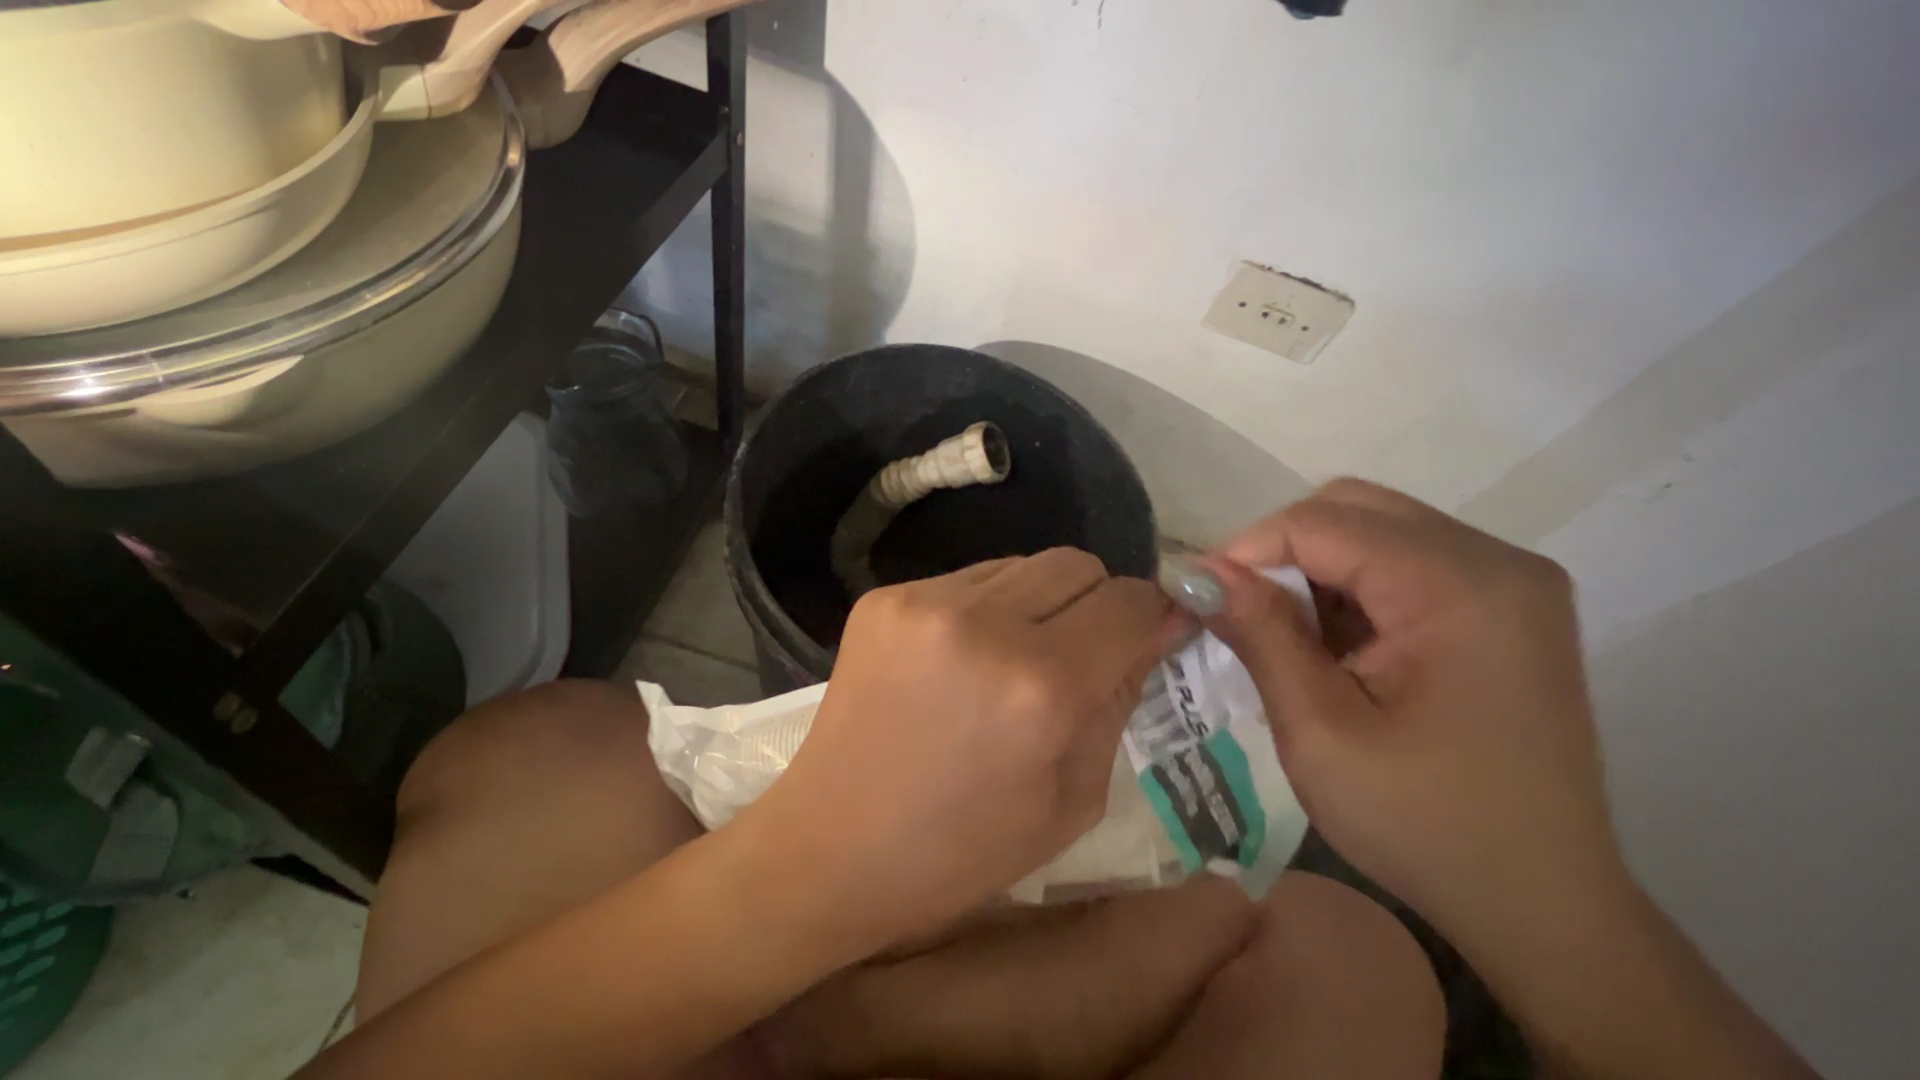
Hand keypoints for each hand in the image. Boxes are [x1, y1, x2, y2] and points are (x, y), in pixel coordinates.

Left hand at [744, 549, 1176, 949]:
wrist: (832, 849)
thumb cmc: (963, 852)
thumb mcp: (1073, 799)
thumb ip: (1120, 701)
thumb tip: (1155, 630)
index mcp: (1043, 685)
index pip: (1131, 602)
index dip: (1154, 616)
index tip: (1149, 638)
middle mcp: (985, 622)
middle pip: (1079, 564)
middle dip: (1098, 604)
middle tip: (1081, 654)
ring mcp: (925, 602)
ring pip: (1023, 564)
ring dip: (1039, 602)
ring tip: (1014, 660)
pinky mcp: (883, 598)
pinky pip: (968, 579)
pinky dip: (986, 609)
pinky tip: (962, 661)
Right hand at [1201, 479, 1624, 937]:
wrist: (1543, 902)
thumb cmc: (1424, 825)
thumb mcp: (1320, 733)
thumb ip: (1260, 636)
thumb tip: (1199, 573)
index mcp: (1457, 587)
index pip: (1323, 522)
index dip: (1247, 548)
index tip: (1199, 596)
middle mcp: (1499, 562)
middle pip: (1358, 509)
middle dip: (1283, 552)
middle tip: (1240, 615)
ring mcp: (1517, 583)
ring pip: (1384, 531)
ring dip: (1321, 572)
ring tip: (1293, 643)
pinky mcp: (1517, 609)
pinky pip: (1416, 564)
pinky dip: (1362, 590)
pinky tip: (1346, 650)